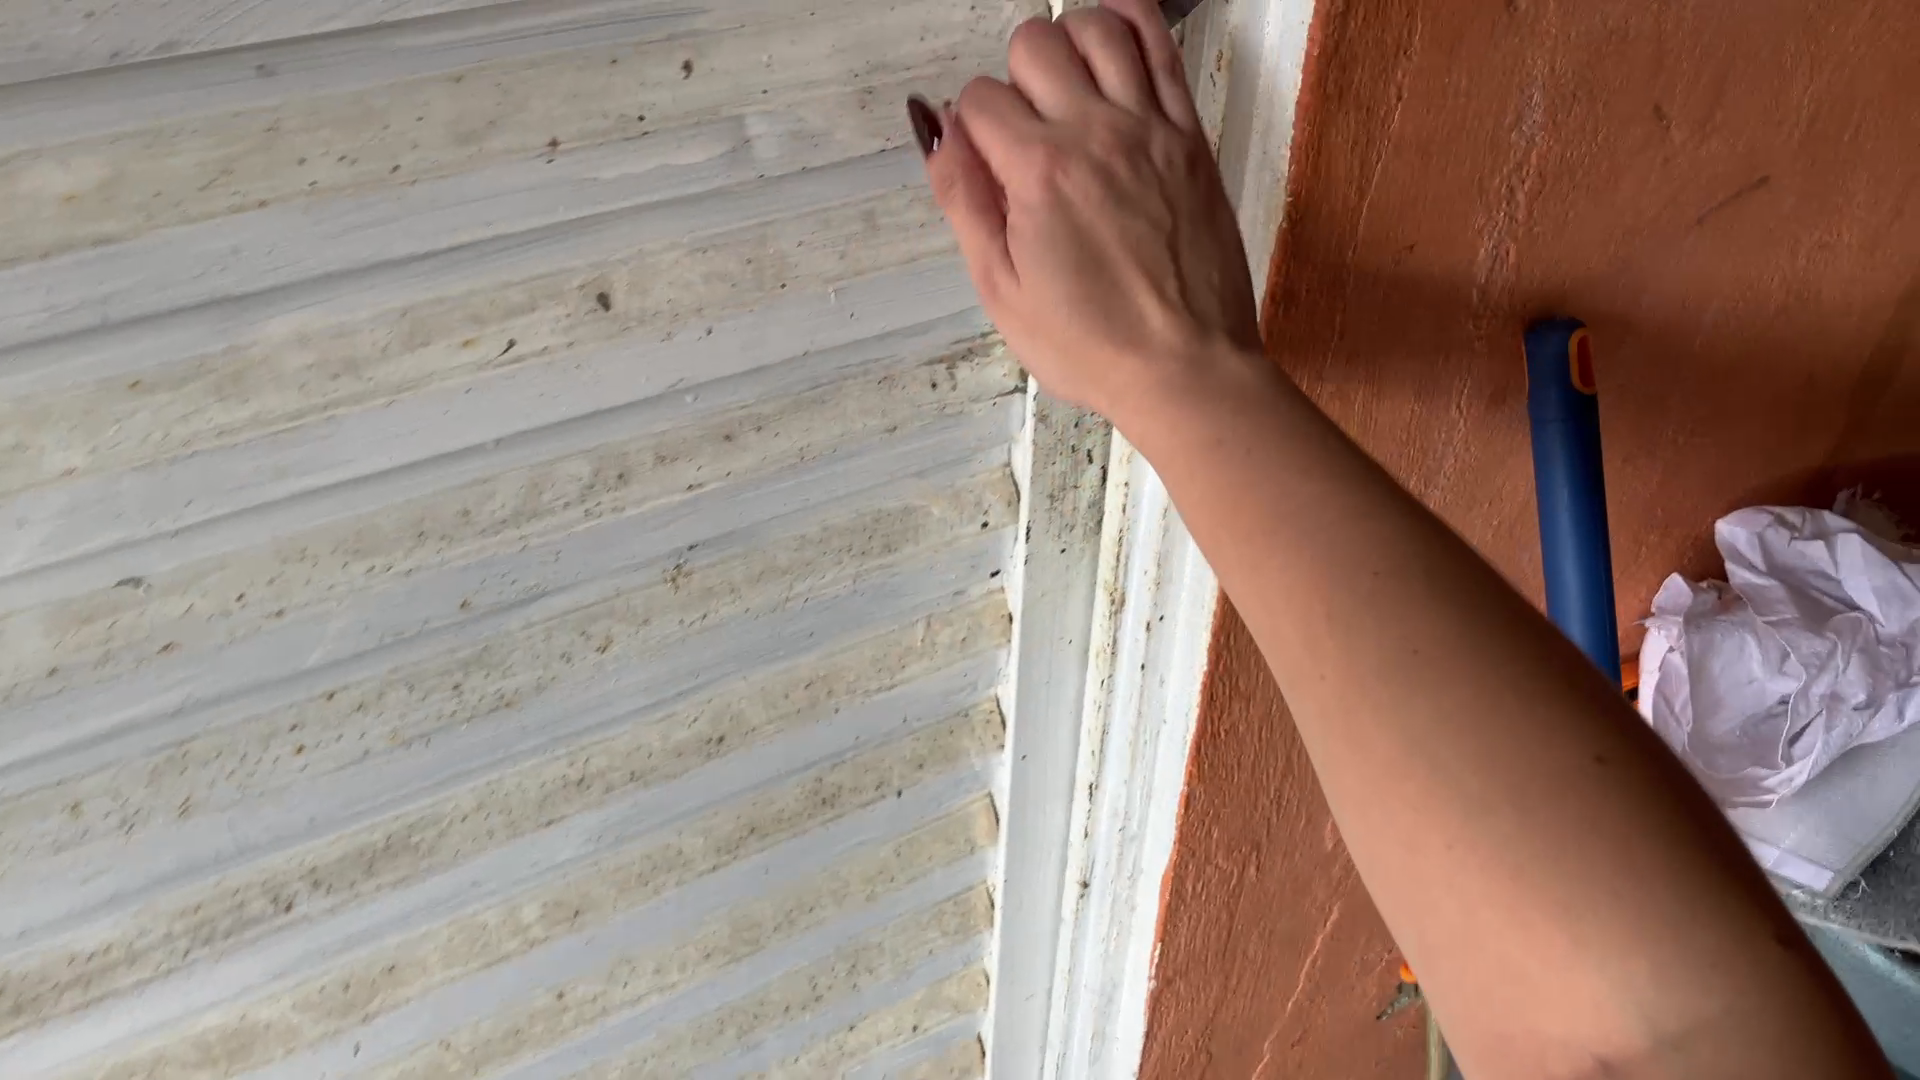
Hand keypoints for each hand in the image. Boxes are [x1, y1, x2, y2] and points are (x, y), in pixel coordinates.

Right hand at [909, 0, 1265, 429]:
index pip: (980, 99)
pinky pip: (1163, 45)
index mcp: (1040, 174)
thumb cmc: (1093, 346)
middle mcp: (1095, 134)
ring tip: (1063, 89)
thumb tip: (937, 132)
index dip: (969, 129)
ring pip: (1097, 25)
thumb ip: (964, 203)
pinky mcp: (1190, 139)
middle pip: (1033, 44)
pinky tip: (1112, 39)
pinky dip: (1132, 22)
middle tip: (1021, 135)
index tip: (982, 165)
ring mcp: (1150, 130)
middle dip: (1012, 81)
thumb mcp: (1002, 291)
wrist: (1183, 368)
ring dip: (1066, 44)